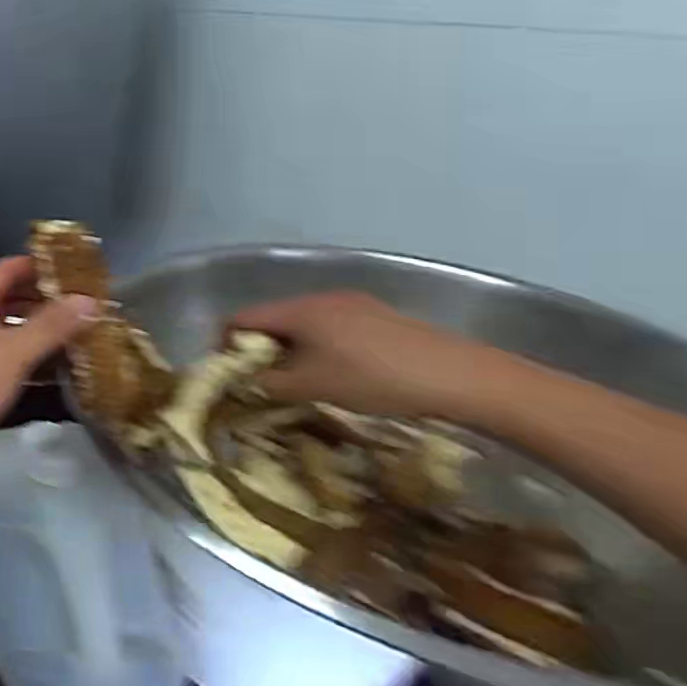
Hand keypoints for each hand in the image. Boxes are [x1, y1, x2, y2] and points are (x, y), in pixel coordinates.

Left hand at [0, 257, 96, 455]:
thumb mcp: (16, 351)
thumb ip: (53, 324)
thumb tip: (90, 300)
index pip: (6, 267)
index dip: (39, 264)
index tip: (75, 267)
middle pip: (7, 293)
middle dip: (43, 295)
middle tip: (83, 298)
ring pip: (8, 321)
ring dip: (38, 322)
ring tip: (77, 325)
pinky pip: (5, 346)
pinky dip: (29, 347)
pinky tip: (57, 357)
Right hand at [228, 291, 545, 422]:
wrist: (461, 376)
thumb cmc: (374, 379)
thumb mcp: (312, 387)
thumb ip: (269, 383)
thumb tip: (247, 382)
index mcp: (297, 310)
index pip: (241, 318)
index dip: (225, 343)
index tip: (229, 372)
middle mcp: (319, 298)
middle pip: (271, 317)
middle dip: (259, 347)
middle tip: (263, 379)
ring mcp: (351, 302)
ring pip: (301, 322)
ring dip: (290, 347)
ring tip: (301, 378)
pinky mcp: (377, 314)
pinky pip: (329, 325)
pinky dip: (318, 344)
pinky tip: (339, 370)